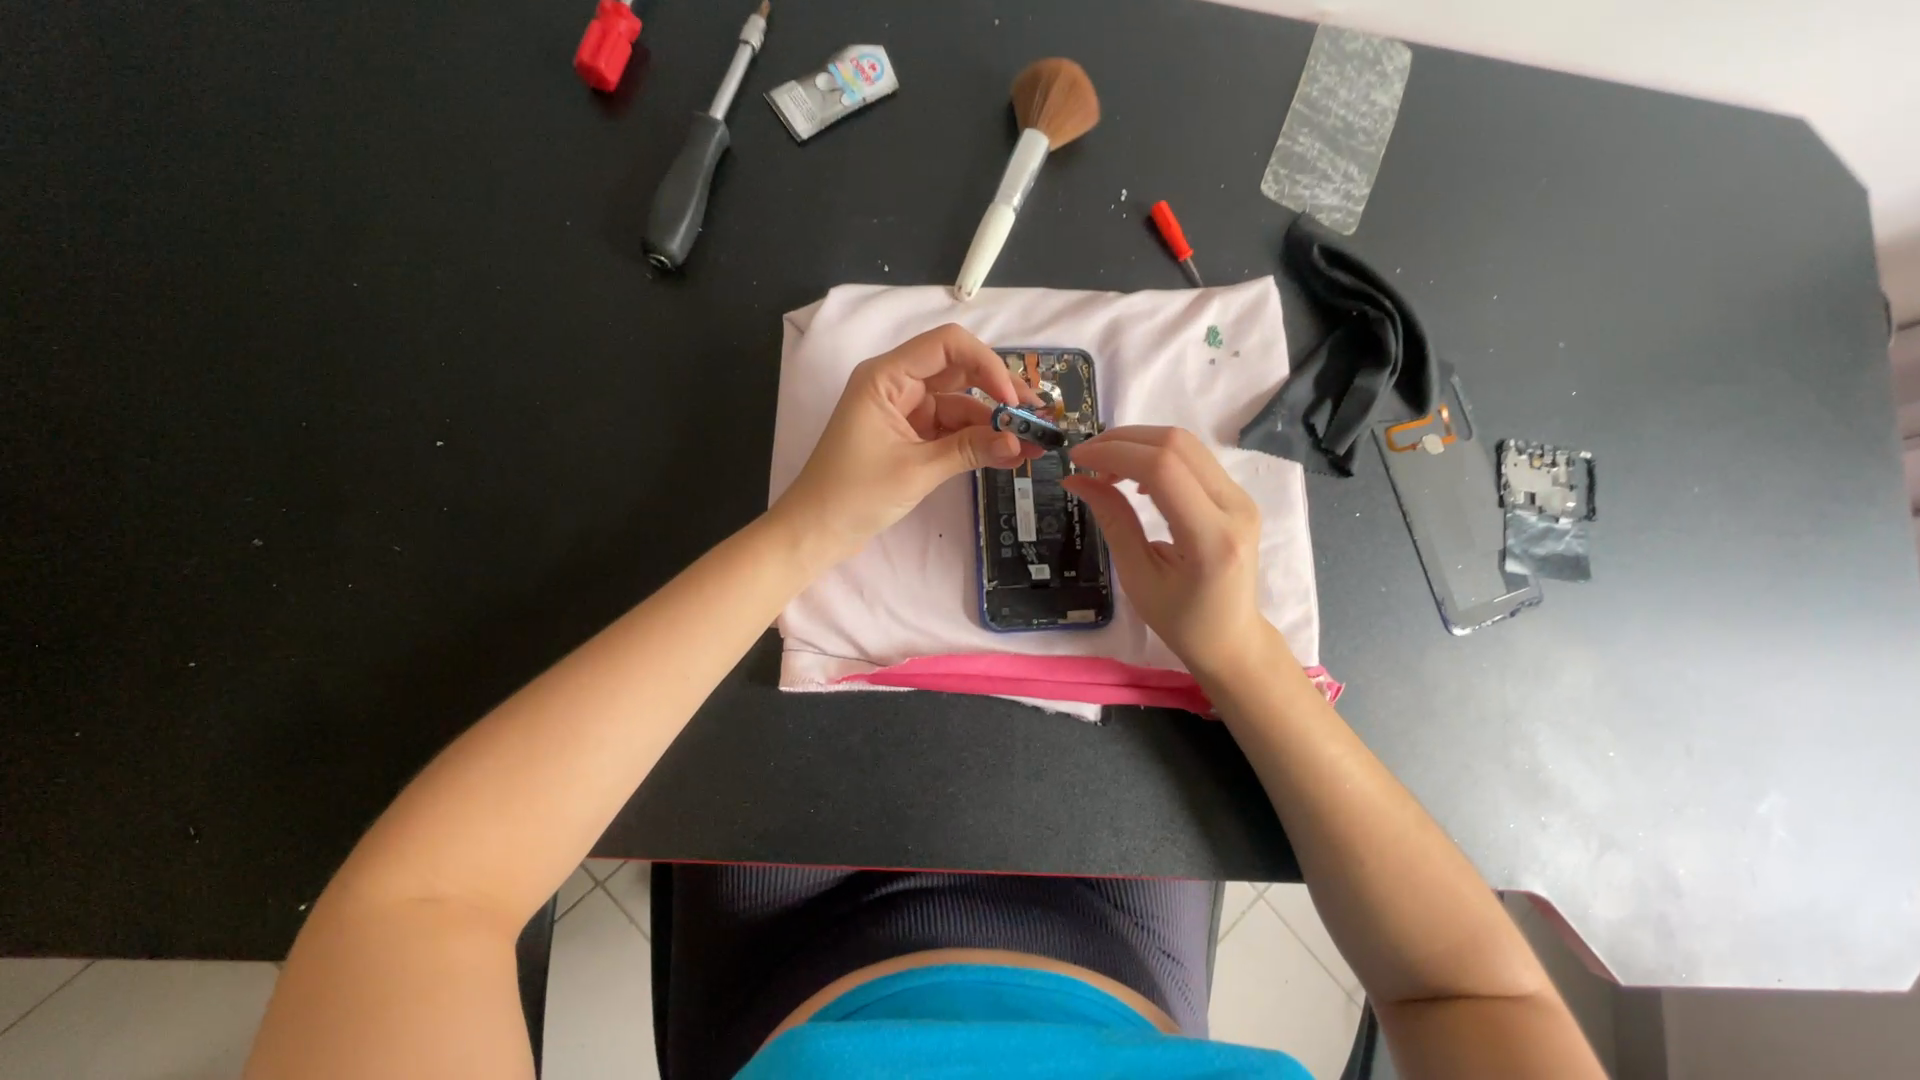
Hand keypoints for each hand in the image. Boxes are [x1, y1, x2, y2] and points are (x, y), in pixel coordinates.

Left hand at [771, 324, 1042, 563]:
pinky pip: (953, 429)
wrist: (816, 530)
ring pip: (961, 404)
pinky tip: (1009, 455)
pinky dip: (978, 441)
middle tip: (1039, 416)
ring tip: (1034, 445)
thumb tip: (1018, 442)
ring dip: (995, 424)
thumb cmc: (853, 494)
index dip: (987, 364)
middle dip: (1000, 392)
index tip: (1013, 399)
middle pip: (960, 372)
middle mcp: (897, 385)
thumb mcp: (916, 470)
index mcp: (886, 377)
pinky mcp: (911, 436)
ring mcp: (905, 411)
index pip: (947, 345)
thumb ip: (969, 450)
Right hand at [1062, 426, 1282, 678]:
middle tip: (1085, 459)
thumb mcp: (1137, 577)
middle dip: (1123, 441)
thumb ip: (1113, 521)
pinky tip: (1134, 479)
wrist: (1231, 638)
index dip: (1115, 454)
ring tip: (1104, 468)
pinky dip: (1157, 455)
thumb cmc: (1181, 620)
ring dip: (1138, 444)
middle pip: (1177, 445)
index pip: (1163, 469)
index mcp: (1210, 539)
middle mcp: (1235, 508)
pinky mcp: (1238, 496)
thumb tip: (1077, 479)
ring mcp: (1242, 498)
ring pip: (1186, 444)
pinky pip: (1194, 459)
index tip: (1077, 460)